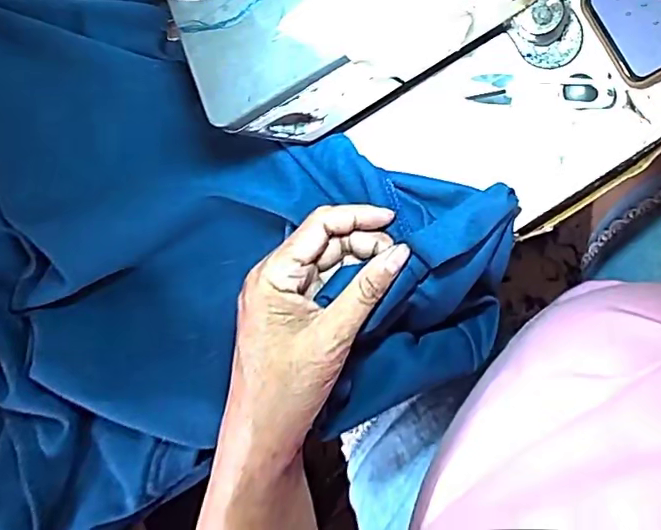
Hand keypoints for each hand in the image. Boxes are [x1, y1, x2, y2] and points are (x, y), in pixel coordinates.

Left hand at [222, 205, 410, 464]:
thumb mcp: (333, 335)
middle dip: (364, 239)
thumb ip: (368, 289)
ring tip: (390, 265)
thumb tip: (399, 253)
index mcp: (272, 274)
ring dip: (360, 257)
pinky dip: (352, 276)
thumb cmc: (282, 394)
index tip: (391, 220)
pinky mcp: (292, 310)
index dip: (358, 217)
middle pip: (326, 240)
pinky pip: (326, 279)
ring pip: (329, 259)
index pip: (320, 225)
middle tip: (396, 252)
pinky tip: (372, 280)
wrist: (261, 443)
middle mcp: (274, 276)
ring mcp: (282, 293)